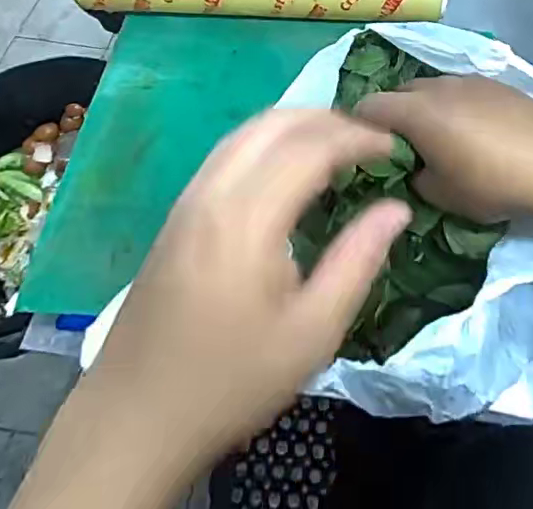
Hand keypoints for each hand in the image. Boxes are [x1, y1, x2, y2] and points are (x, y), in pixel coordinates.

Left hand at [19, 110, 409, 507]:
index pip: (310, 147)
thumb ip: (357, 260)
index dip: (356, 137)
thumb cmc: (232, 379)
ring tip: (336, 143)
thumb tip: (396, 209)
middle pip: (275, 123)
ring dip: (295, 124)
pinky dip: (267, 139)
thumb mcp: (312, 332)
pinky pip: (228, 150)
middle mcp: (214, 189)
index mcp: (248, 216)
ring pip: (247, 130)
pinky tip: (287, 165)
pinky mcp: (178, 209)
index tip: (392, 146)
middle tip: (368, 138)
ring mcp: (190, 195)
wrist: (136, 412)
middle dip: (327, 119)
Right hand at [356, 76, 532, 221]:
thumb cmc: (491, 182)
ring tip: (445, 138)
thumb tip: (413, 167)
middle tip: (407, 147)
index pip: (368, 106)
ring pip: (432, 90)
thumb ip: (414, 176)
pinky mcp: (496, 83)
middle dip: (395, 116)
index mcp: (415, 111)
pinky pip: (461, 91)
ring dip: (428, 109)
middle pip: (400, 93)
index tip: (367, 149)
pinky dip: (457, 107)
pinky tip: (478, 132)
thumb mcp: (441, 194)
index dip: (359, 126)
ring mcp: (468, 80)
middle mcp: (436, 86)